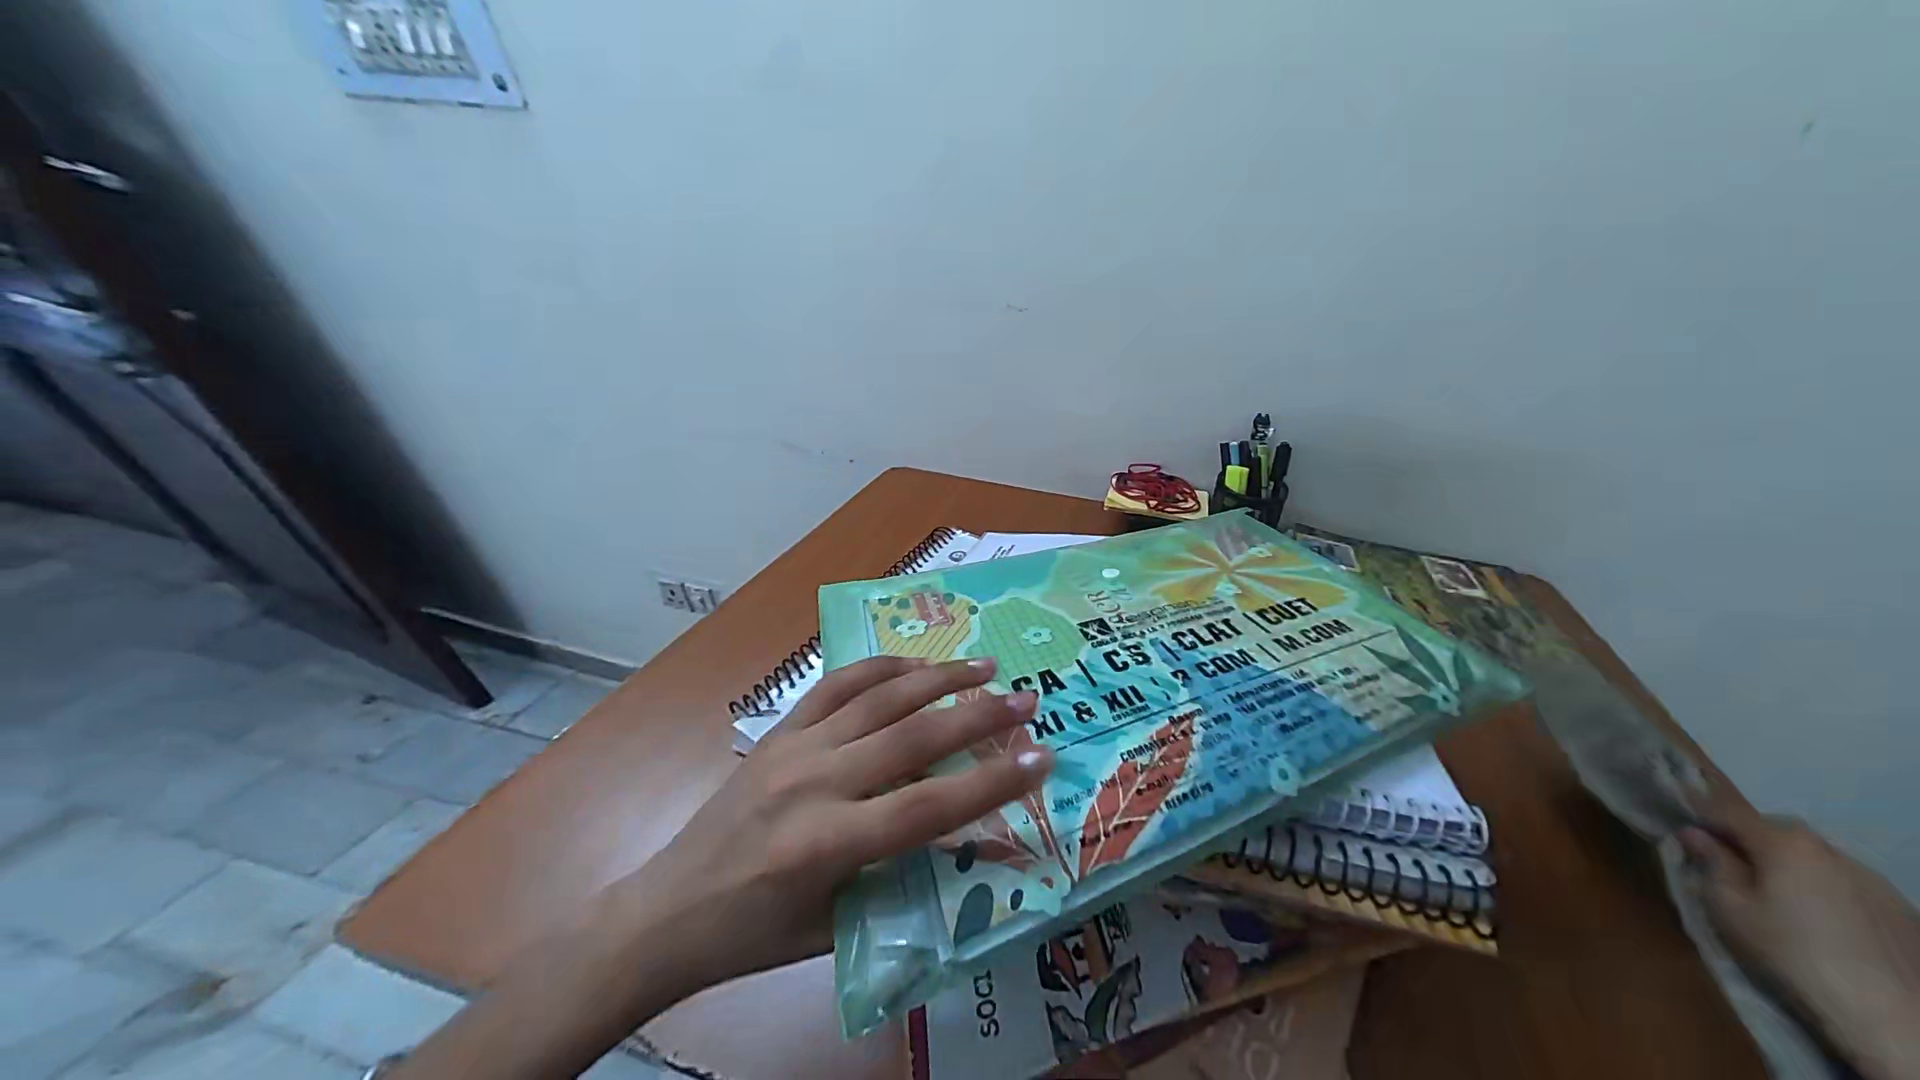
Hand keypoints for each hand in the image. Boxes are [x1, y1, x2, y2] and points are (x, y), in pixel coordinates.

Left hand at [602, 655, 1053, 990]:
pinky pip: (836, 686)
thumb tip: (970, 845)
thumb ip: (904, 880)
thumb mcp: (837, 926)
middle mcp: (814, 782)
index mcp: (829, 843)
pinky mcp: (778, 731)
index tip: (1041, 757)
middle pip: (913, 737)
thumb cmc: (755, 934)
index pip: (929, 806)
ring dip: (937, 677)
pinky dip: (880, 668)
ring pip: (878, 697)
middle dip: (978, 715)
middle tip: (1027, 700)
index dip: (993, 783)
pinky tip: (913, 665)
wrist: (669, 910)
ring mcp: (793, 747)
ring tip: (983, 666)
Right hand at [1678, 793, 1919, 1079]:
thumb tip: (1696, 835)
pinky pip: (1845, 880)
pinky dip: (1821, 883)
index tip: (1677, 786)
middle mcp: (1830, 850)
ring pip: (1814, 854)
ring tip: (1774, 887)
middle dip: (1747, 833)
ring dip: (1787, 859)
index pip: (1729, 809)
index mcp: (1784, 844)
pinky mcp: (1899, 908)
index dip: (1699, 798)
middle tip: (1724, 853)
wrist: (1890, 1015)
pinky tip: (1819, 913)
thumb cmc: (1789, 951)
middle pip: (1777, 829)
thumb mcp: (1729, 906)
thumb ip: (1712, 862)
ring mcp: (1872, 879)